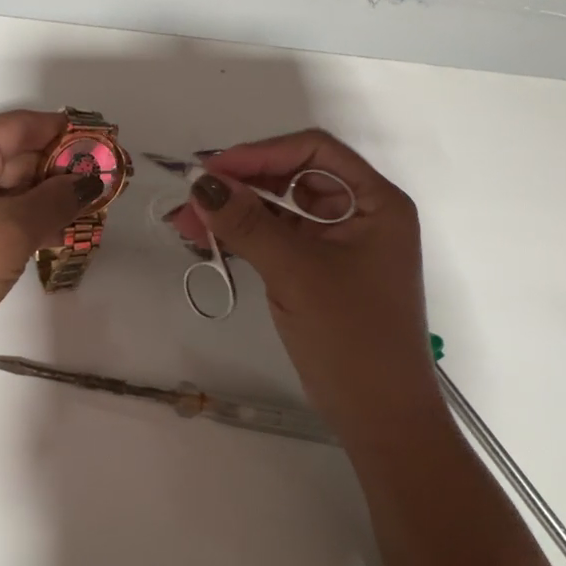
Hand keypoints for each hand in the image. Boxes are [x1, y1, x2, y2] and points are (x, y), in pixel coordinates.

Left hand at [0, 110, 100, 359]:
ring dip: (47, 198)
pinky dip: (24, 217)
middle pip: (16, 154)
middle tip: (108, 186)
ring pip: (8, 185)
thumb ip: (58, 199)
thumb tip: (91, 180)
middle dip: (61, 170)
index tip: (107, 147)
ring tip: (92, 214)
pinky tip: (59, 233)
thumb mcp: (14, 231)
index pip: (22, 126)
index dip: (67, 134)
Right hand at [172, 130, 431, 410]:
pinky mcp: (318, 271)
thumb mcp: (295, 272)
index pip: (313, 151)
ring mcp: (338, 244)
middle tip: (190, 199)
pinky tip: (207, 241)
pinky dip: (243, 236)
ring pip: (279, 209)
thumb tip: (200, 182)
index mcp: (375, 202)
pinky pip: (276, 239)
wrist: (379, 414)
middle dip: (240, 184)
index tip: (210, 170)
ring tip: (186, 224)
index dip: (260, 153)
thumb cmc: (351, 335)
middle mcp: (360, 214)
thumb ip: (247, 222)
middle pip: (292, 177)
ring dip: (235, 211)